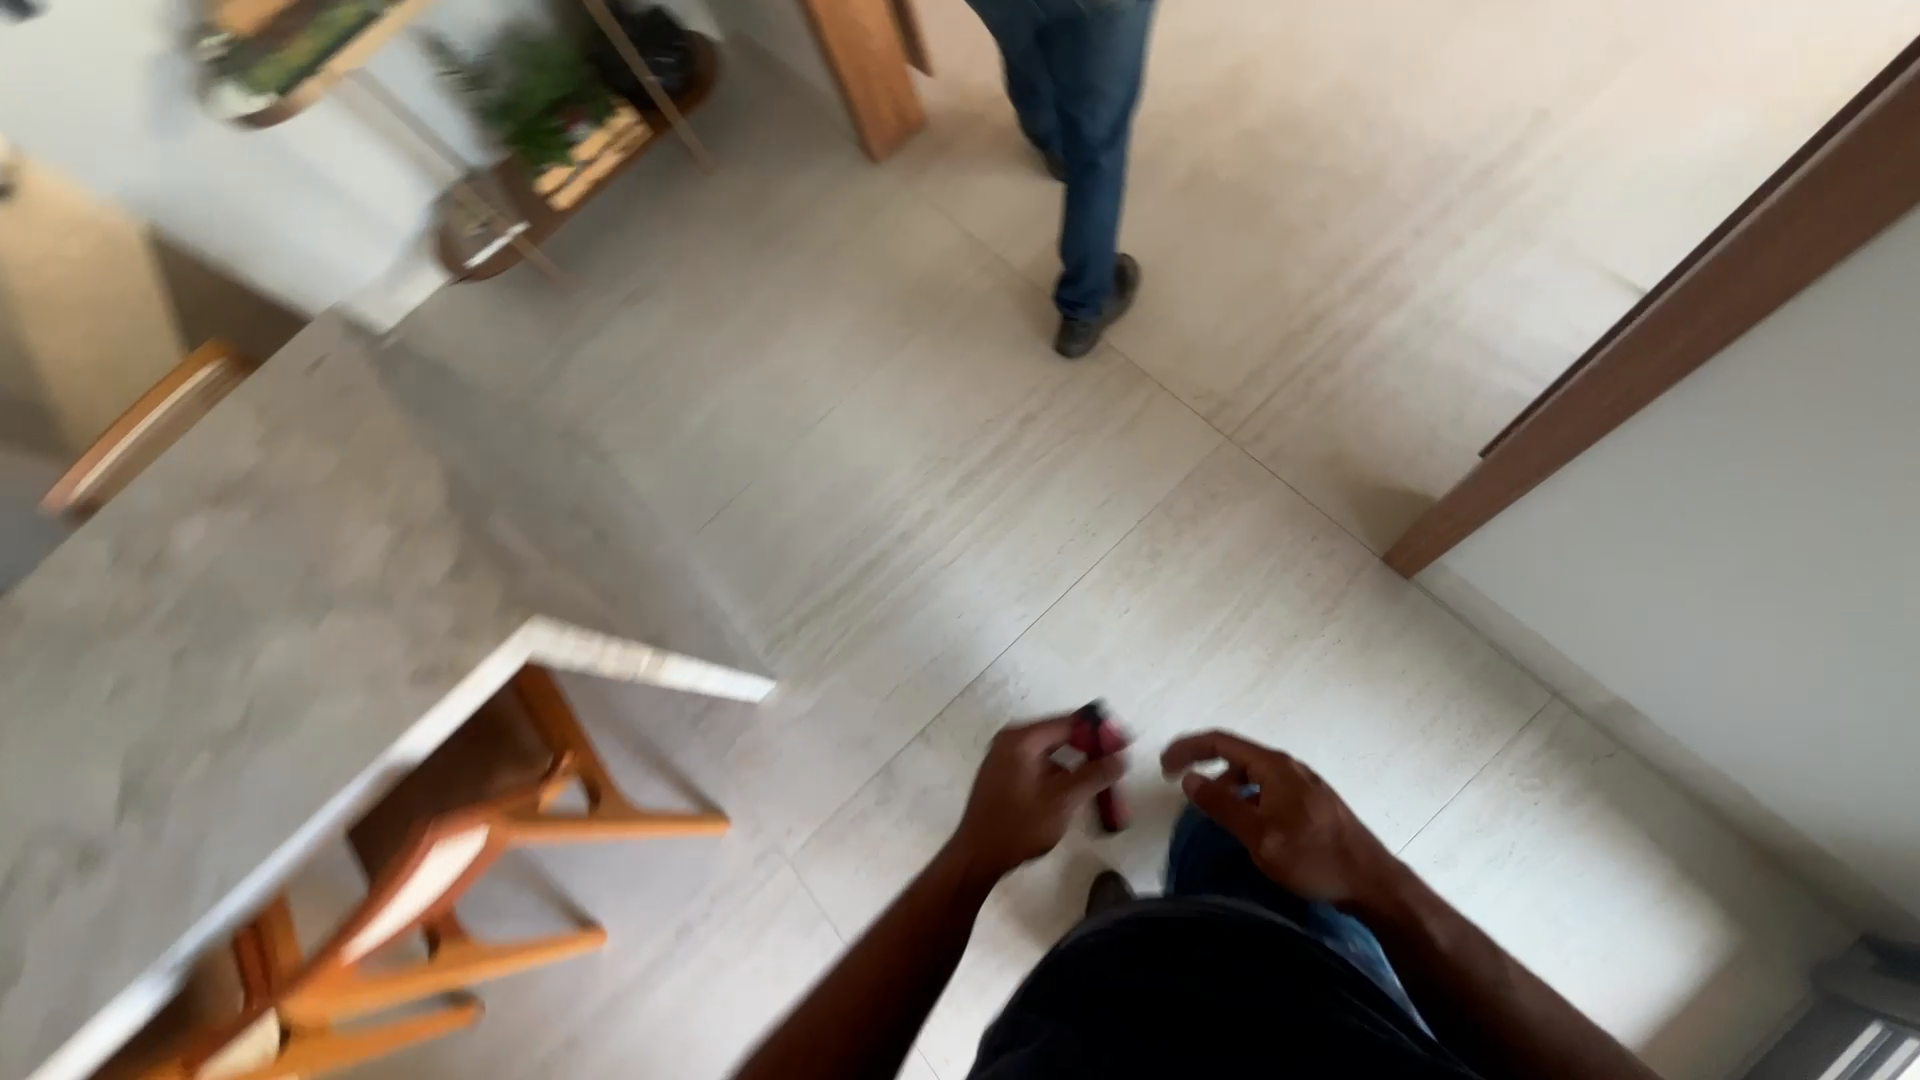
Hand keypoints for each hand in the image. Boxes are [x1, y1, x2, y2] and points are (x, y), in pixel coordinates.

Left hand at [946, 714, 1128, 882]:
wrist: (977, 856)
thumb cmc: (1019, 825)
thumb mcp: (1063, 800)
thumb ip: (1094, 775)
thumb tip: (1121, 758)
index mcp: (1022, 739)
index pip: (1069, 722)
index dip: (1099, 732)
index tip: (1124, 743)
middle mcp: (1011, 740)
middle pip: (1060, 736)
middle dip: (1090, 751)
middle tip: (1116, 766)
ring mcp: (1004, 757)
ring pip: (1051, 754)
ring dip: (1076, 767)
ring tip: (1101, 786)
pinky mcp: (1004, 775)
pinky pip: (1039, 766)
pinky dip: (1059, 776)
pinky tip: (1074, 796)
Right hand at [1161, 730, 1399, 907]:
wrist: (1373, 883)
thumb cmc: (1313, 857)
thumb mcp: (1258, 835)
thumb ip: (1221, 805)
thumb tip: (1189, 779)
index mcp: (1274, 766)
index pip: (1219, 742)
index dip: (1187, 749)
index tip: (1163, 767)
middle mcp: (1289, 766)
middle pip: (1236, 756)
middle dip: (1204, 766)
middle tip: (1181, 787)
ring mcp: (1304, 784)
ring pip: (1253, 775)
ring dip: (1227, 785)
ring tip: (1212, 810)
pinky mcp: (1314, 802)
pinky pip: (1268, 789)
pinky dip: (1247, 797)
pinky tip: (1248, 823)